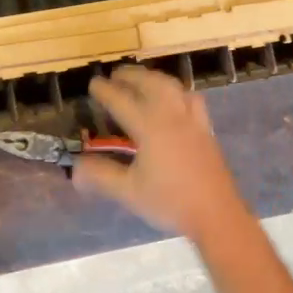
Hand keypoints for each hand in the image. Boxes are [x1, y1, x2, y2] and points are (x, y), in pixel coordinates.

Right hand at [73, 65, 248, 240]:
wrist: (217, 216)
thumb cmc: (170, 202)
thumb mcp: (129, 192)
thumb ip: (101, 175)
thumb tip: (75, 168)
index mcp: (150, 127)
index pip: (122, 100)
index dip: (105, 91)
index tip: (93, 83)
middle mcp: (171, 116)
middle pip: (150, 83)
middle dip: (130, 76)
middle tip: (115, 76)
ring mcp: (192, 121)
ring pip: (172, 86)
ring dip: (153, 78)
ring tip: (142, 81)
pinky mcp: (206, 130)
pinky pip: (190, 98)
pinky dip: (176, 91)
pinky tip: (174, 100)